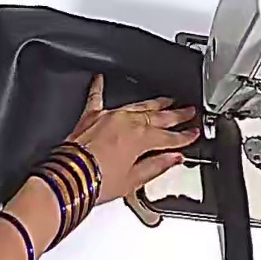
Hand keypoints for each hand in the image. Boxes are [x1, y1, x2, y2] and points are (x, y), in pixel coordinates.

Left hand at [65, 75, 199, 203]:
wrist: (67, 179)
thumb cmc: (96, 181)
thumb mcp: (133, 180)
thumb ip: (157, 165)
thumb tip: (173, 158)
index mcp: (141, 138)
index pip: (170, 137)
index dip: (184, 136)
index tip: (194, 134)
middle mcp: (127, 122)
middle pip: (158, 117)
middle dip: (177, 115)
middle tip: (189, 111)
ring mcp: (109, 117)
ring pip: (138, 106)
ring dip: (154, 103)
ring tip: (167, 99)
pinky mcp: (91, 117)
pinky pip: (96, 97)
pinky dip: (98, 87)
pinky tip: (100, 78)